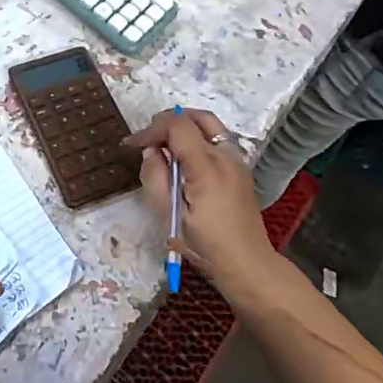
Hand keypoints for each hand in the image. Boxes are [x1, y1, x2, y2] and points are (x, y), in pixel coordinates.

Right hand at [125, 109, 275, 284]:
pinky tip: (184, 160)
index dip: (151, 130)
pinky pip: (217, 139)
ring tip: (164, 146)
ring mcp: (238, 161)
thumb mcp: (170, 216)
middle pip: (197, 117)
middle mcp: (226, 156)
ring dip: (184, 127)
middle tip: (149, 138)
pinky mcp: (241, 169)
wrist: (249, 266)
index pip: (178, 126)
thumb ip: (155, 178)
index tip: (133, 145)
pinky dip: (197, 138)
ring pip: (210, 125)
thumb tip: (151, 151)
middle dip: (169, 121)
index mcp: (207, 167)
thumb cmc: (206, 246)